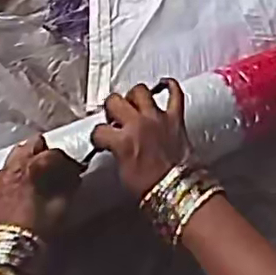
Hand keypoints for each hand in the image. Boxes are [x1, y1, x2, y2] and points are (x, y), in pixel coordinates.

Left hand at [0, 136, 80, 238]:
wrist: (9, 251)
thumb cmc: (38, 228)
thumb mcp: (61, 207)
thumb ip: (69, 187)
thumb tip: (74, 177)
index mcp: (33, 167)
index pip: (54, 153)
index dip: (68, 161)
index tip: (76, 171)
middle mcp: (15, 165)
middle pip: (32, 143)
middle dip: (46, 151)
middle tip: (57, 166)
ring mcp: (0, 175)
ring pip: (16, 152)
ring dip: (28, 157)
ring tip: (38, 171)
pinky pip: (1, 170)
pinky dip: (10, 172)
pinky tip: (17, 181)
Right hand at [91, 79, 189, 199]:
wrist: (178, 190)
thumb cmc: (150, 187)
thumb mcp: (122, 171)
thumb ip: (116, 150)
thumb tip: (114, 142)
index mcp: (122, 141)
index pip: (99, 130)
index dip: (98, 136)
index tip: (101, 139)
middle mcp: (138, 124)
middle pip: (115, 100)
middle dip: (112, 108)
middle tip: (116, 117)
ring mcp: (158, 117)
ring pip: (140, 90)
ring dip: (134, 96)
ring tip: (134, 104)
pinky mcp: (175, 117)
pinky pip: (175, 93)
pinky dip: (170, 86)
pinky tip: (164, 84)